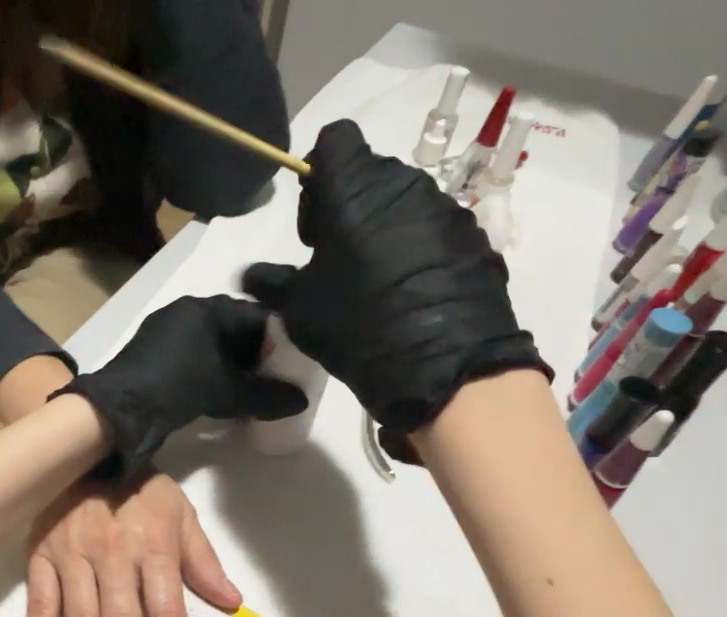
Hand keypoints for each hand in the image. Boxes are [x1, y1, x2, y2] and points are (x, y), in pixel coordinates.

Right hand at [25, 472, 238, 616]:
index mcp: (154, 547)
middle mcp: (113, 556)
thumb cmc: (141, 487)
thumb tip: (233, 604)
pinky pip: (39, 602)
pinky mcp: (39, 555)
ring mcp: (72, 557)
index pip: (168, 615)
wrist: (86, 445)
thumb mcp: (180, 513)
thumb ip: (202, 560)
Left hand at [54, 294, 305, 480]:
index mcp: (208, 308)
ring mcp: (167, 330)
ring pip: (214, 343)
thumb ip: (268, 396)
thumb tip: (301, 400)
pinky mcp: (154, 352)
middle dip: (257, 353)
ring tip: (252, 388)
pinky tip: (221, 392)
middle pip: (235, 328)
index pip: (258, 315)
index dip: (280, 338)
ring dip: (233, 364)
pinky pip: (194, 356)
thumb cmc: (178, 387)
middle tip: (276, 377)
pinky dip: (212, 371)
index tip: (294, 361)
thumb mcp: (229, 393)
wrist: (120, 408)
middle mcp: (188, 310)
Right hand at [242, 120, 549, 438]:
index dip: (319, 175)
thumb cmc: (357, 324)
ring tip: (378, 282)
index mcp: (355, 187)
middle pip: (370, 174)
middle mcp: (404, 183)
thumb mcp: (299, 308)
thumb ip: (272, 281)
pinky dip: (420, 252)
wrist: (443, 365)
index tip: (315, 224)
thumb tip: (250, 275)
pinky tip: (412, 296)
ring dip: (387, 230)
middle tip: (340, 259)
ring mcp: (446, 210)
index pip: (334, 140)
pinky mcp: (476, 239)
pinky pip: (436, 233)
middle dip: (351, 207)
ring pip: (405, 204)